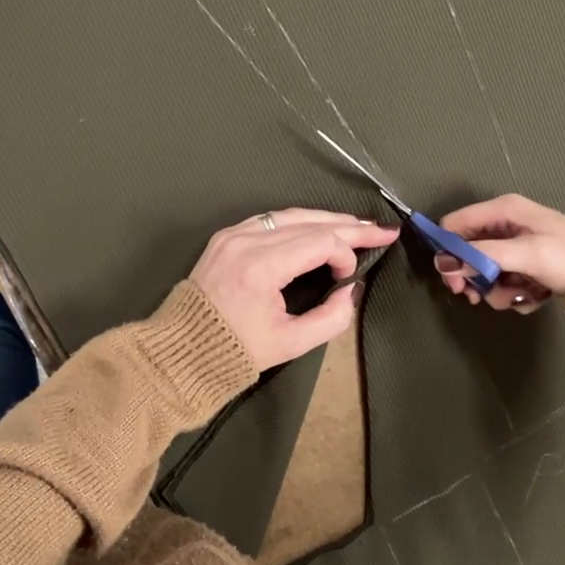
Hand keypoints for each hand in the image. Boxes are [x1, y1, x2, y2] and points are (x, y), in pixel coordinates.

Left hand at [190, 209, 400, 370]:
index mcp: (261, 267)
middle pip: (310, 221)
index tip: (350, 277)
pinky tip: (319, 227)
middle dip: (350, 226)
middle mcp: (247, 240)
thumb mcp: (292, 343)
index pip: (319, 241)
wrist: (182, 348)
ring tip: (357, 226)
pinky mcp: (227, 235)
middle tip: (382, 230)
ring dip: (326, 220)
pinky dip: (300, 222)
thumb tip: (351, 289)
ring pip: (291, 215)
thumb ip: (332, 317)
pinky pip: (272, 219)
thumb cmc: (236, 349)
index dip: (346, 253)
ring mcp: (234, 234)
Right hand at [434, 194, 564, 313]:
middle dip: (474, 277)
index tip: (453, 280)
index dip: (448, 250)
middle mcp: (505, 224)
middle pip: (467, 251)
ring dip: (497, 290)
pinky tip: (534, 297)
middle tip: (475, 297)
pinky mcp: (525, 266)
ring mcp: (515, 246)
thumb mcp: (525, 254)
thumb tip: (443, 262)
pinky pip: (505, 282)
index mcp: (503, 210)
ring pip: (486, 272)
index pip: (455, 224)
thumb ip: (483, 256)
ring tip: (520, 297)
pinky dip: (515, 293)